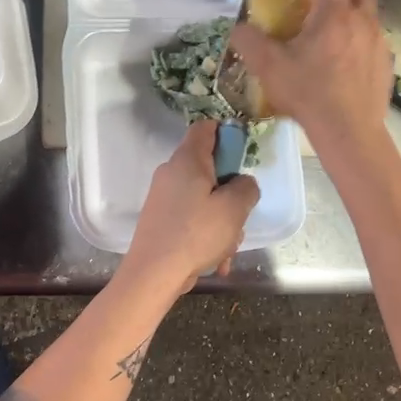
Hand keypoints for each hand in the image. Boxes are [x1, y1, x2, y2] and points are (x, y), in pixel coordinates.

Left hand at [122, 120, 260, 293]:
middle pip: (209, 167)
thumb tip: (242, 182)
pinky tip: (217, 260)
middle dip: (230, 191)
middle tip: (240, 213)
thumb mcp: (234, 209)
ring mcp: (164, 196)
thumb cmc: (196, 234)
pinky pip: (193, 217)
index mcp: (187, 160)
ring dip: (222, 219)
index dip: (228, 133)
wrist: (153, 272)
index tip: (244, 155)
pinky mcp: (162, 217)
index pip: (205, 128)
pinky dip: (207, 234)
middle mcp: (172, 172)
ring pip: (204, 197)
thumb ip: (246, 187)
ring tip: (228, 246)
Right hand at [231, 0, 393, 144]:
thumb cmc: (308, 94)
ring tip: (325, 36)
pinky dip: (356, 39)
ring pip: (365, 13)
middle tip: (310, 7)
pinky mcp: (386, 61)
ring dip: (346, 14)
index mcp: (333, 13)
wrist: (349, 131)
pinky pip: (372, 38)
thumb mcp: (268, 67)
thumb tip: (238, 28)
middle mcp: (361, 20)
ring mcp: (378, 40)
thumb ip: (248, 40)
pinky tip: (340, 62)